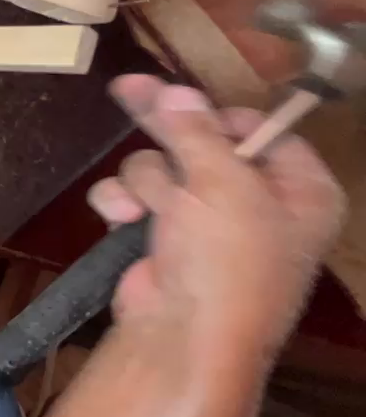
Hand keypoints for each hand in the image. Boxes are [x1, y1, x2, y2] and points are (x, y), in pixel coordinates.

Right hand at [86, 75, 345, 360]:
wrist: (182, 329)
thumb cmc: (227, 260)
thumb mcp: (221, 189)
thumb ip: (196, 136)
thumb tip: (172, 89)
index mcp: (297, 187)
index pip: (259, 131)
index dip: (218, 116)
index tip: (179, 100)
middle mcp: (250, 198)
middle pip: (198, 144)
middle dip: (165, 136)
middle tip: (125, 87)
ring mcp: (199, 217)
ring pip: (154, 168)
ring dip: (141, 184)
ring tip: (143, 209)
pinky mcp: (155, 231)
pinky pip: (128, 196)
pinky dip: (119, 205)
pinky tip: (120, 218)